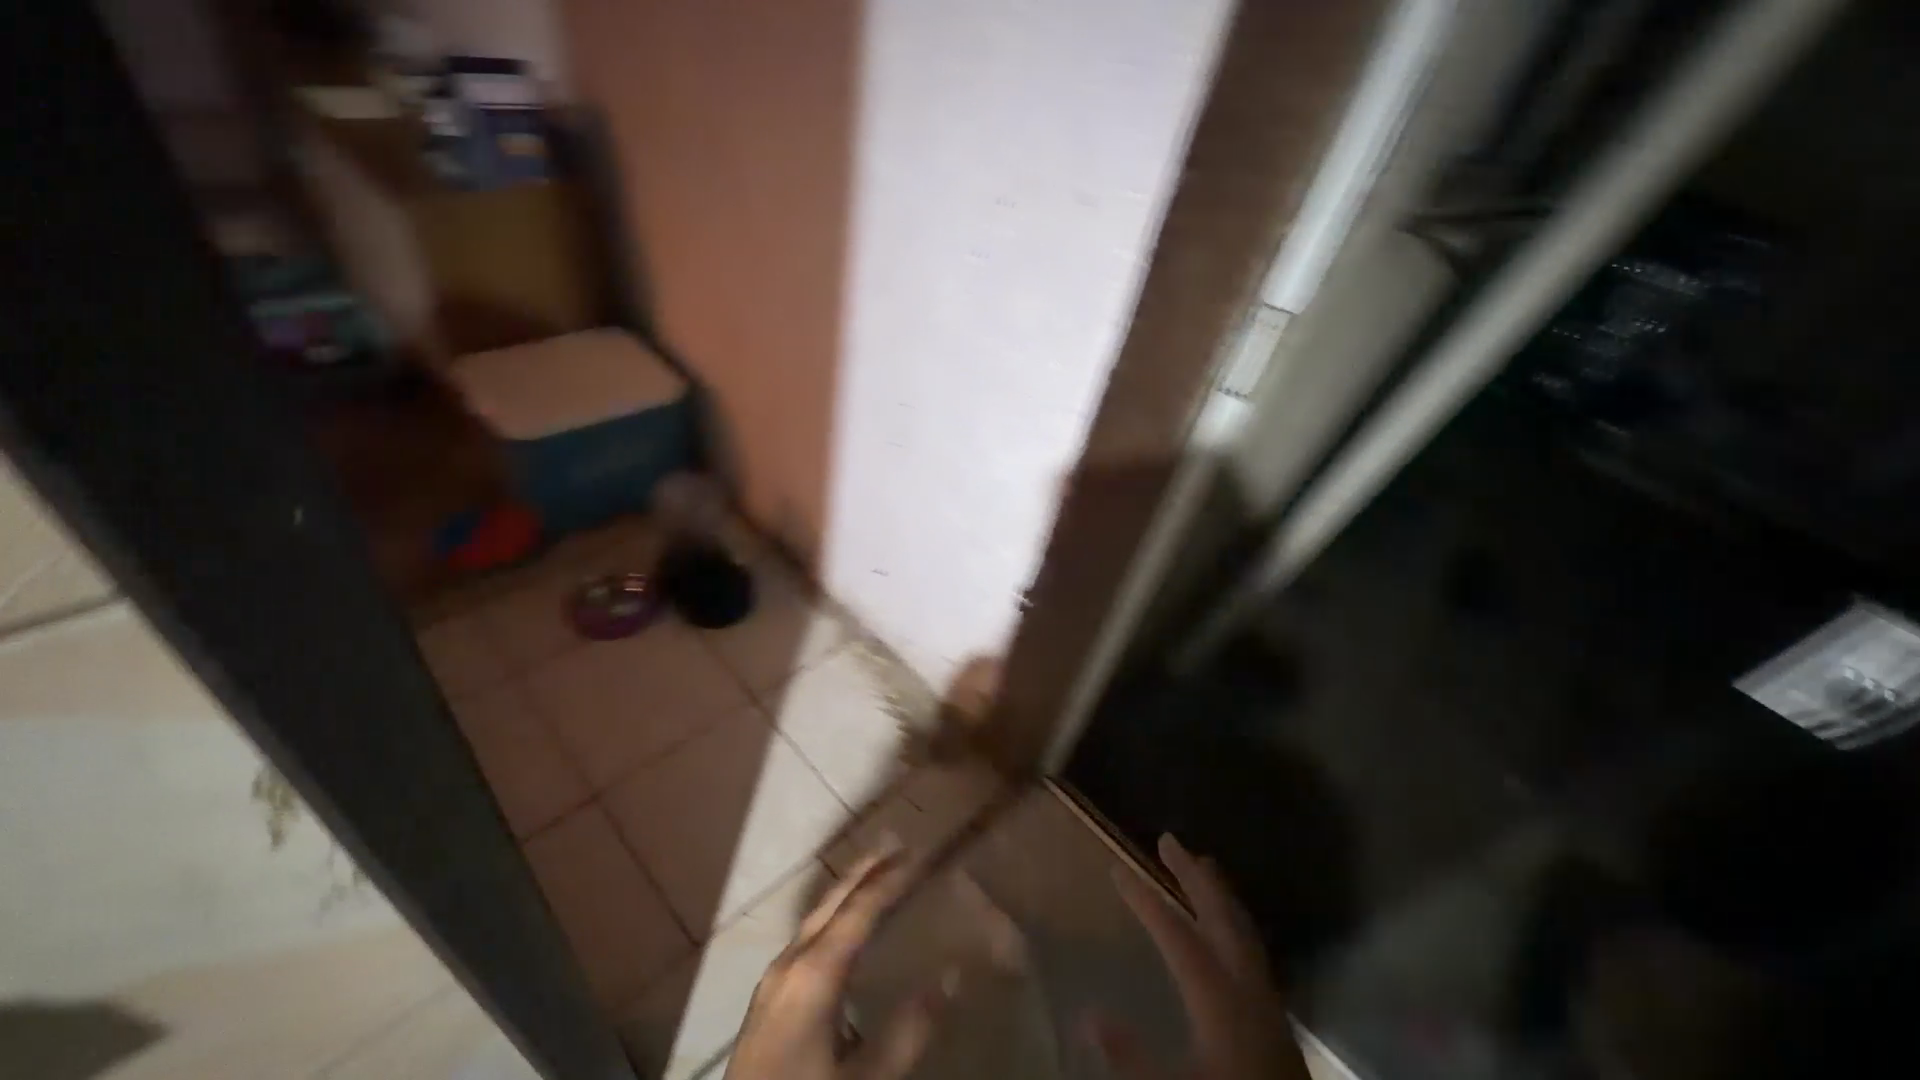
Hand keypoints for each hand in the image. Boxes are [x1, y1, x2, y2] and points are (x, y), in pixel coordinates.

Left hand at [726, 845, 946, 1079]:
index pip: (859, 910)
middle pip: (831, 902)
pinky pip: (806, 937)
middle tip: (897, 843)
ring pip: (815, 918)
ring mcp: (773, 979)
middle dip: (864, 871)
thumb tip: (950, 976)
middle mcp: (790, 963)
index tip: (919, 852)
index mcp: (814, 972)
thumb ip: (909, 1030)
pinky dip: (832, 917)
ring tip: (876, 874)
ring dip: (847, 892)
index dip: (891, 879)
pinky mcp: (767, 998)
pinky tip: (843, 931)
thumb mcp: (866, 1078)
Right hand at [1092, 834, 1309, 1079]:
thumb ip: (1130, 1054)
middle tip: (1168, 839)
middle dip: (1191, 874)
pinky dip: (1235, 918)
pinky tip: (1229, 926)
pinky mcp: (1275, 1012)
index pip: (1175, 932)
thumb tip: (1087, 1014)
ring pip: (1241, 926)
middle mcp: (1244, 982)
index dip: (1144, 898)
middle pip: (1218, 914)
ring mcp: (1265, 995)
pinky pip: (1252, 944)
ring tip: (1202, 863)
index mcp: (1217, 993)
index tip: (1117, 867)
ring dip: (1218, 891)